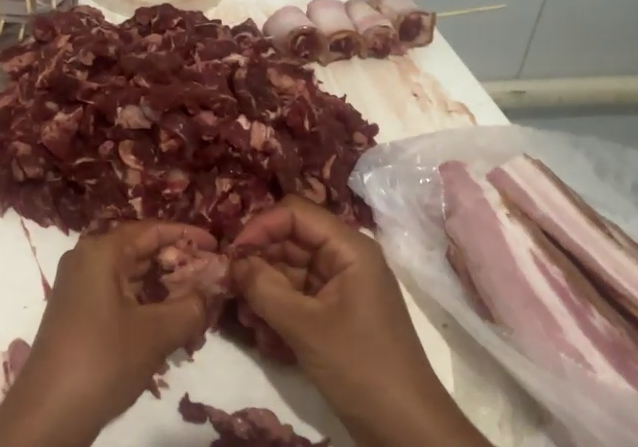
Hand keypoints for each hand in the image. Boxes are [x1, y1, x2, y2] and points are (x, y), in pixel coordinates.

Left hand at [0, 222, 217, 446]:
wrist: (50, 411)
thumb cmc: (103, 360)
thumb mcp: (156, 333)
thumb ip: (191, 306)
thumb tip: (212, 289)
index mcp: (101, 251)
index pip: (151, 230)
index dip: (186, 236)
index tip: (218, 246)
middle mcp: (87, 259)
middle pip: (140, 251)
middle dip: (178, 265)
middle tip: (213, 281)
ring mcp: (80, 286)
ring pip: (131, 276)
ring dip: (164, 289)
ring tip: (199, 306)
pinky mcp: (79, 311)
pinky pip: (120, 296)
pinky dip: (146, 305)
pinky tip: (172, 325)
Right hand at [230, 197, 488, 446]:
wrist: (406, 430)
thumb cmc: (360, 367)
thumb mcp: (304, 326)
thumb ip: (263, 287)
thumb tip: (232, 261)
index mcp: (349, 248)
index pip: (294, 213)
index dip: (260, 227)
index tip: (231, 255)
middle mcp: (345, 259)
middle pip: (289, 242)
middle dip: (258, 266)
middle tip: (232, 294)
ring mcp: (341, 289)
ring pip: (289, 273)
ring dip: (264, 295)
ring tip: (249, 324)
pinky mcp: (335, 316)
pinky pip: (297, 300)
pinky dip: (278, 314)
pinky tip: (266, 341)